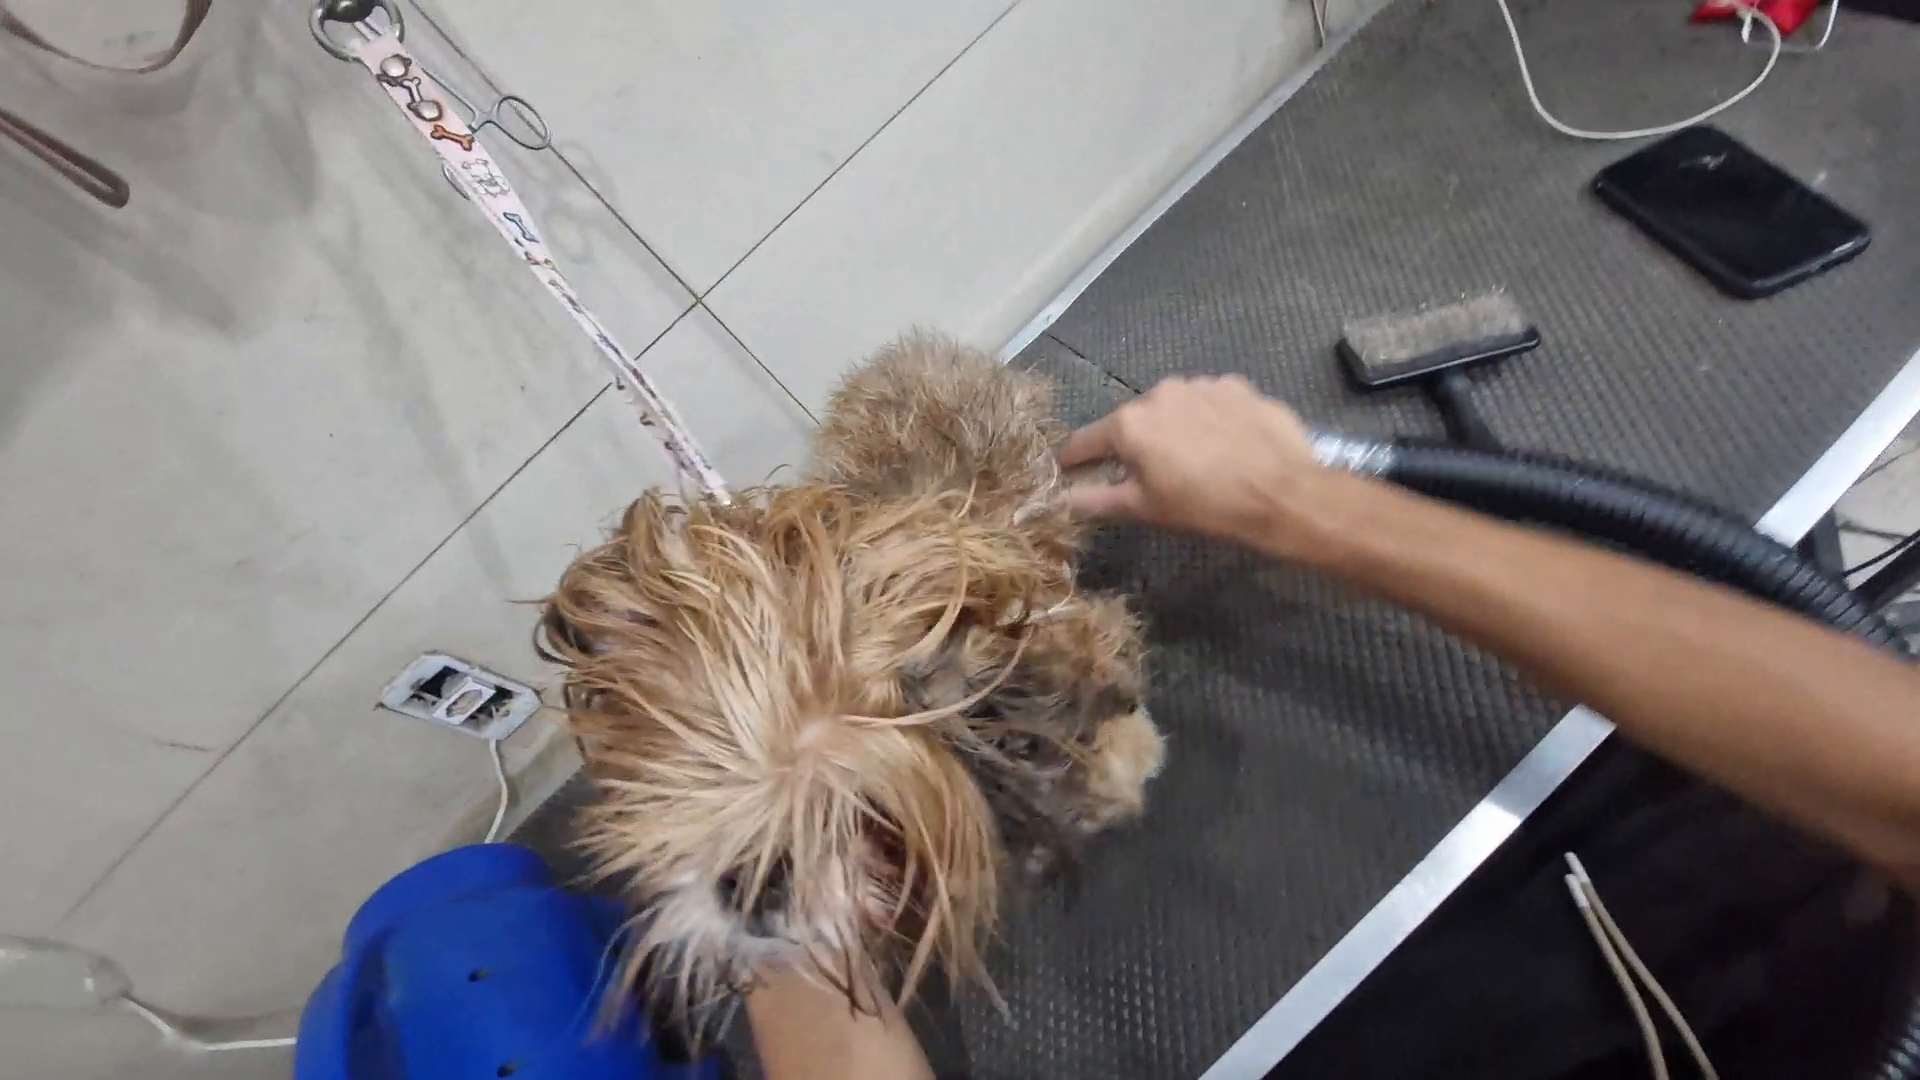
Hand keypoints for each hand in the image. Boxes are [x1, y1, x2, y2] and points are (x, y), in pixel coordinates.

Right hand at [1058, 375, 1330, 551]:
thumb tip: (1061, 500)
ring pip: (1174, 409)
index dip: (1075, 458)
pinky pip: (1210, 404)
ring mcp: (1202, 385)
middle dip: (1135, 445)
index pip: (1087, 440)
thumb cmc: (1203, 505)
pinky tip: (1225, 446)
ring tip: (1195, 460)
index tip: (1068, 469)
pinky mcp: (1238, 387)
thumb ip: (1095, 501)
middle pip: (1134, 421)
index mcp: (1130, 423)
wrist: (1281, 493)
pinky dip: (1209, 422)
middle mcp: (1160, 393)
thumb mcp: (1143, 509)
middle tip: (1150, 475)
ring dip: (1174, 430)